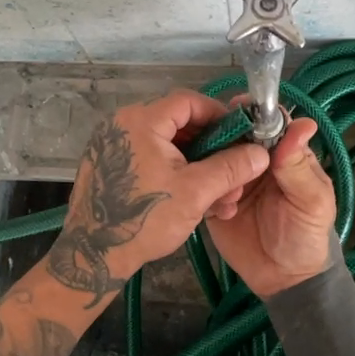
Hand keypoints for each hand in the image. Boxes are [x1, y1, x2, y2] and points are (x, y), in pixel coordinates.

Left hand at [44, 91, 268, 306]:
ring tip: (221, 196)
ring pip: (168, 147)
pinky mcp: (110, 167)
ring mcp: (114, 146)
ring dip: (198, 167)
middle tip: (235, 172)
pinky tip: (197, 200)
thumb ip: (230, 168)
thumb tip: (260, 153)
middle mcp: (123, 124)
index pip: (188, 101)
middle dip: (212, 149)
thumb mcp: (196, 191)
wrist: (94, 254)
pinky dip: (175, 174)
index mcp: (141, 120)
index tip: (241, 135)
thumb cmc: (145, 217)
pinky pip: (151, 160)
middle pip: (179, 124)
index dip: (219, 115)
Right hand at [206, 116, 339, 299]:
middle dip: (223, 135)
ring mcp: (231, 178)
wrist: (284, 280)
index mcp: (283, 154)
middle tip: (215, 145)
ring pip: (214, 155)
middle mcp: (255, 160)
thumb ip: (299, 165)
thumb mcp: (311, 201)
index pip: (267, 122)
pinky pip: (201, 182)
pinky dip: (203, 188)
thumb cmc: (306, 236)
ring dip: (212, 165)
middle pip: (234, 133)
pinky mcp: (213, 198)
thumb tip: (303, 123)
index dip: (252, 112)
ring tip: (224, 190)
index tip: (235, 108)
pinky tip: (215, 206)